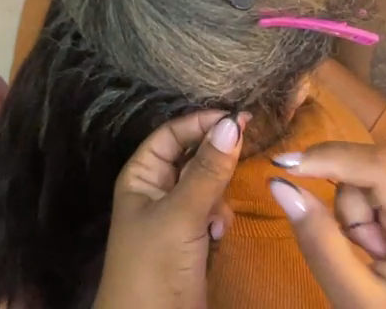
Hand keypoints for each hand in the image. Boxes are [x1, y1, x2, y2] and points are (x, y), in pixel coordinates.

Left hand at [92, 110, 247, 308]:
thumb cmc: (153, 267)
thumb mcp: (180, 215)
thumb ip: (207, 171)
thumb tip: (233, 123)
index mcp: (141, 173)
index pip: (173, 133)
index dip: (202, 122)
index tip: (240, 119)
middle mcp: (155, 188)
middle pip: (192, 157)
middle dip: (215, 160)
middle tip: (244, 156)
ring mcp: (174, 216)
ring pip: (206, 186)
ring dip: (218, 196)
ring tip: (218, 218)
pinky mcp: (191, 242)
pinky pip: (212, 214)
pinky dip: (219, 219)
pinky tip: (218, 235)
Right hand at [268, 143, 385, 308]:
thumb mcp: (358, 302)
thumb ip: (320, 243)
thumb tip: (279, 184)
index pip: (380, 167)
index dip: (328, 157)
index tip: (281, 165)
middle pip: (370, 174)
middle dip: (350, 211)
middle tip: (369, 257)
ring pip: (370, 179)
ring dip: (359, 216)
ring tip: (381, 259)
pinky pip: (381, 186)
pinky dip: (370, 214)